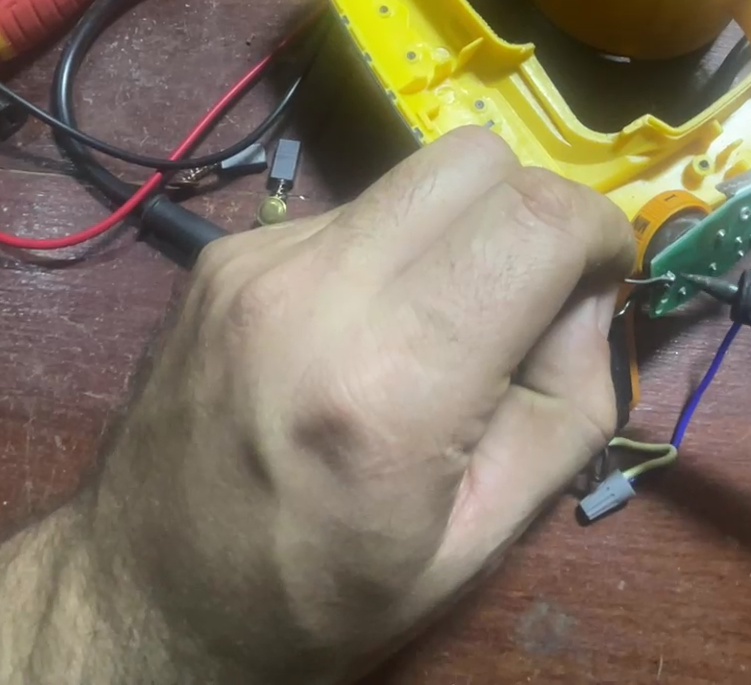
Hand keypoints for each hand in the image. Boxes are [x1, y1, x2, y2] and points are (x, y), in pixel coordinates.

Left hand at [87, 127, 634, 681]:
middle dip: (532, 207)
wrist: (147, 592)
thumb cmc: (321, 592)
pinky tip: (362, 323)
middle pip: (474, 158)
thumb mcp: (482, 536)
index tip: (602, 275)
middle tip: (528, 288)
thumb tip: (586, 294)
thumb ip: (570, 401)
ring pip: (414, 175)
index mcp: (389, 384)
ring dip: (461, 226)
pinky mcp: (229, 249)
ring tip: (438, 316)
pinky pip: (355, 209)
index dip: (600, 229)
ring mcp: (259, 257)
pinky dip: (394, 247)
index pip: (534, 221)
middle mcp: (316, 291)